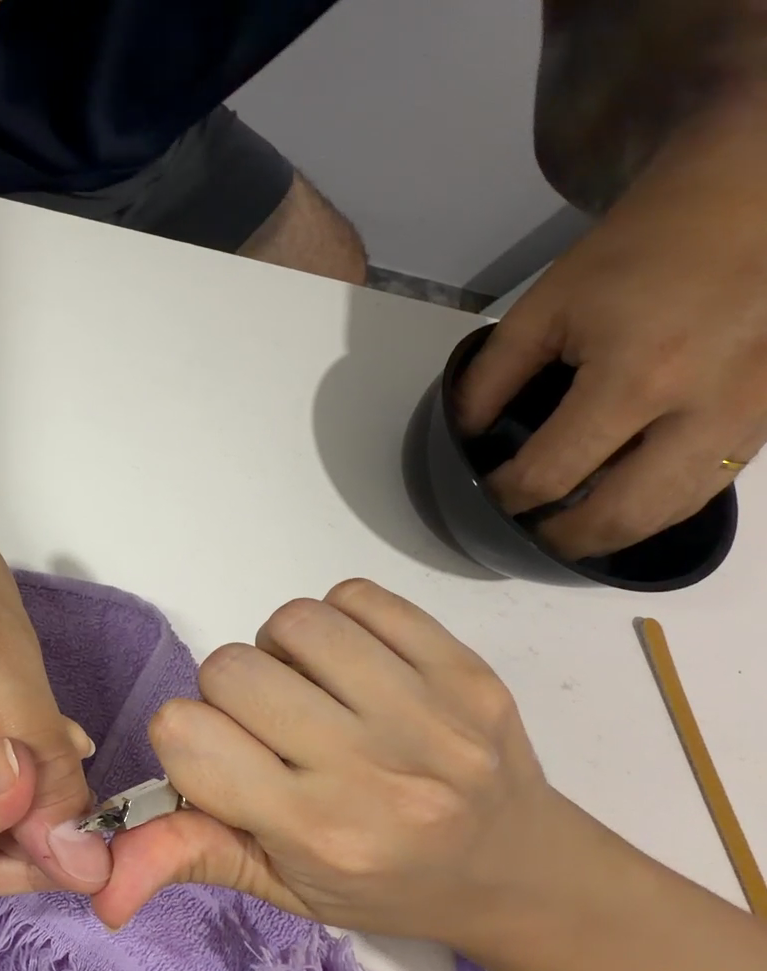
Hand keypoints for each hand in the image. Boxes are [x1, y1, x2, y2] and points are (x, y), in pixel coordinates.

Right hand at [92, 579, 565, 946]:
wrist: (525, 875)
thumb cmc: (379, 882)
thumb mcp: (274, 884)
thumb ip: (184, 857)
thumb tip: (98, 888)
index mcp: (317, 830)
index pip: (183, 733)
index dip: (184, 737)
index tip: (223, 761)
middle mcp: (374, 773)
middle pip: (230, 668)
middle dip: (229, 693)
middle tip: (270, 729)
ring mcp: (430, 716)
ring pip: (292, 621)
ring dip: (281, 650)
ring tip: (312, 691)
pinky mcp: (467, 669)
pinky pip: (357, 597)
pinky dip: (338, 621)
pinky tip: (354, 668)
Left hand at [457, 102, 766, 558]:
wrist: (752, 202)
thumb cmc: (637, 253)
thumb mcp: (541, 311)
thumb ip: (490, 381)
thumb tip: (464, 436)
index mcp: (636, 380)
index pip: (551, 474)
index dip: (506, 496)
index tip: (485, 496)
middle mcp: (705, 409)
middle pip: (623, 512)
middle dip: (564, 537)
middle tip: (525, 537)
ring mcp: (755, 416)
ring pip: (679, 508)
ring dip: (617, 532)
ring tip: (568, 531)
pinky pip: (716, 481)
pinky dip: (665, 503)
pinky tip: (626, 500)